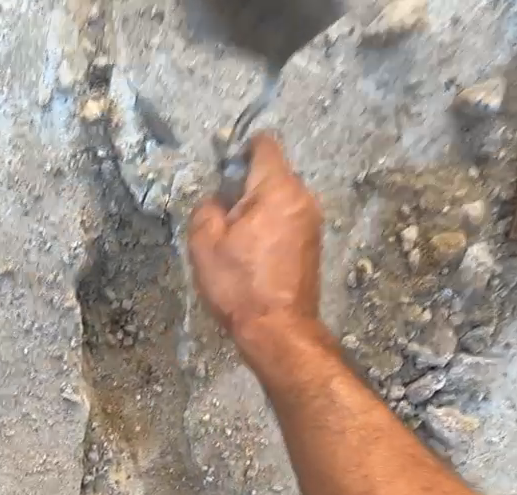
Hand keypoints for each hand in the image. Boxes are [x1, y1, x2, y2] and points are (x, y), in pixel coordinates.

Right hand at [188, 135, 333, 384]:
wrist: (277, 329)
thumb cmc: (239, 285)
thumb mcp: (204, 245)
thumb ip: (206, 209)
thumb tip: (216, 200)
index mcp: (276, 188)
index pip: (263, 144)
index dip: (240, 150)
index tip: (223, 171)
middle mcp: (302, 196)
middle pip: (271, 174)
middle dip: (246, 189)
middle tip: (222, 220)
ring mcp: (311, 221)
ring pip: (279, 200)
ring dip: (257, 212)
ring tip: (236, 244)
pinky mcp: (312, 243)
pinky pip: (286, 221)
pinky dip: (269, 229)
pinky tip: (252, 257)